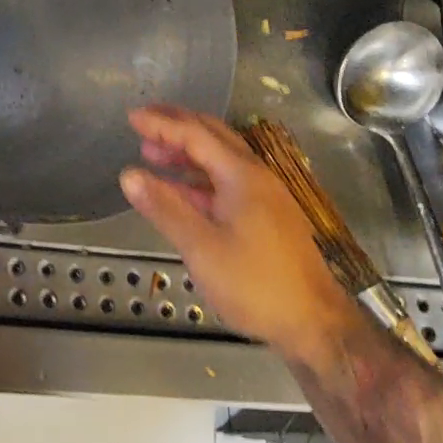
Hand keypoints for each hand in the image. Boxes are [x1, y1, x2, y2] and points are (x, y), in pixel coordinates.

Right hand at [121, 106, 361, 364]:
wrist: (314, 325)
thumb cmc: (256, 284)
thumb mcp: (201, 248)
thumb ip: (164, 208)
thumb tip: (128, 175)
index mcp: (242, 176)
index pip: (196, 135)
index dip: (162, 124)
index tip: (132, 117)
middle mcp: (255, 178)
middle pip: (213, 137)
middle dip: (176, 126)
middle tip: (143, 123)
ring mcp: (264, 198)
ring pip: (219, 160)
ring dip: (186, 153)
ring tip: (152, 154)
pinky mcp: (266, 218)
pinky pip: (225, 182)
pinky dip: (197, 178)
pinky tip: (179, 191)